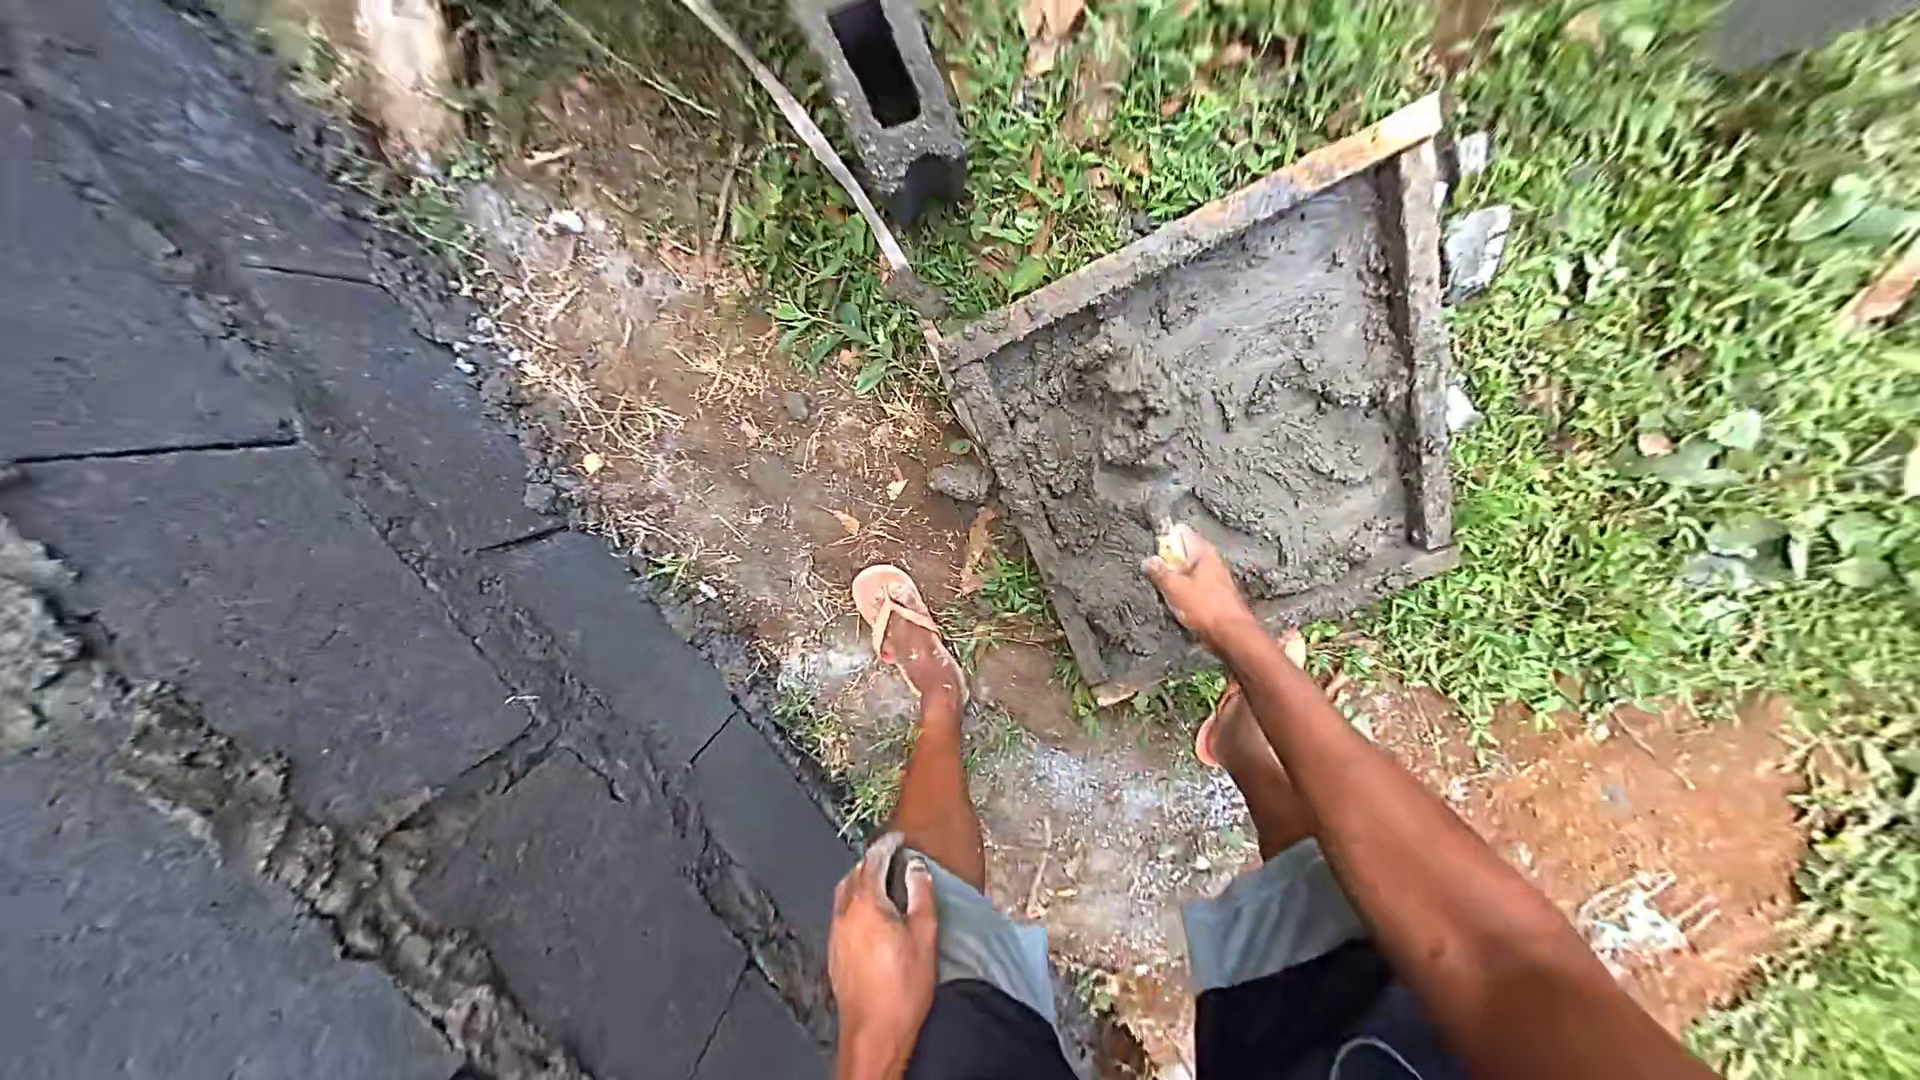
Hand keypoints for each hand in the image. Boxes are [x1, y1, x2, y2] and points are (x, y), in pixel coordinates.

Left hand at [830, 833, 938, 1079]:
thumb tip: (915, 866)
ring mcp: (836, 933)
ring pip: (845, 891)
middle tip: (894, 856)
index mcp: (866, 903)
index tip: (899, 838)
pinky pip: (842, 911)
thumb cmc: (902, 988)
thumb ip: (921, 893)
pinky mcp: (835, 951)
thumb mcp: (924, 935)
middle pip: (856, 872)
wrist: (873, 1034)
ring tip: (883, 880)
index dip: (888, 844)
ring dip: (862, 879)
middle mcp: (845, 913)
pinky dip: (856, 899)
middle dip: (874, 859)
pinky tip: (871, 912)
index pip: (874, 859)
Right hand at [1143, 523, 1258, 653]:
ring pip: (1188, 571)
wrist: (1231, 635)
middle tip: (1153, 572)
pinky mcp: (1215, 594)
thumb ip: (1160, 572)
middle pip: (1184, 553)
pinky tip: (1175, 602)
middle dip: (1167, 561)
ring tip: (1162, 590)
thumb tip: (1148, 560)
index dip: (1165, 537)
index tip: (1151, 549)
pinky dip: (1183, 590)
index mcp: (1204, 552)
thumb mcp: (1175, 588)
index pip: (1182, 532)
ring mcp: (1215, 578)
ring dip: (1174, 578)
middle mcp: (1212, 561)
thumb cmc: (1204, 608)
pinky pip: (1193, 586)